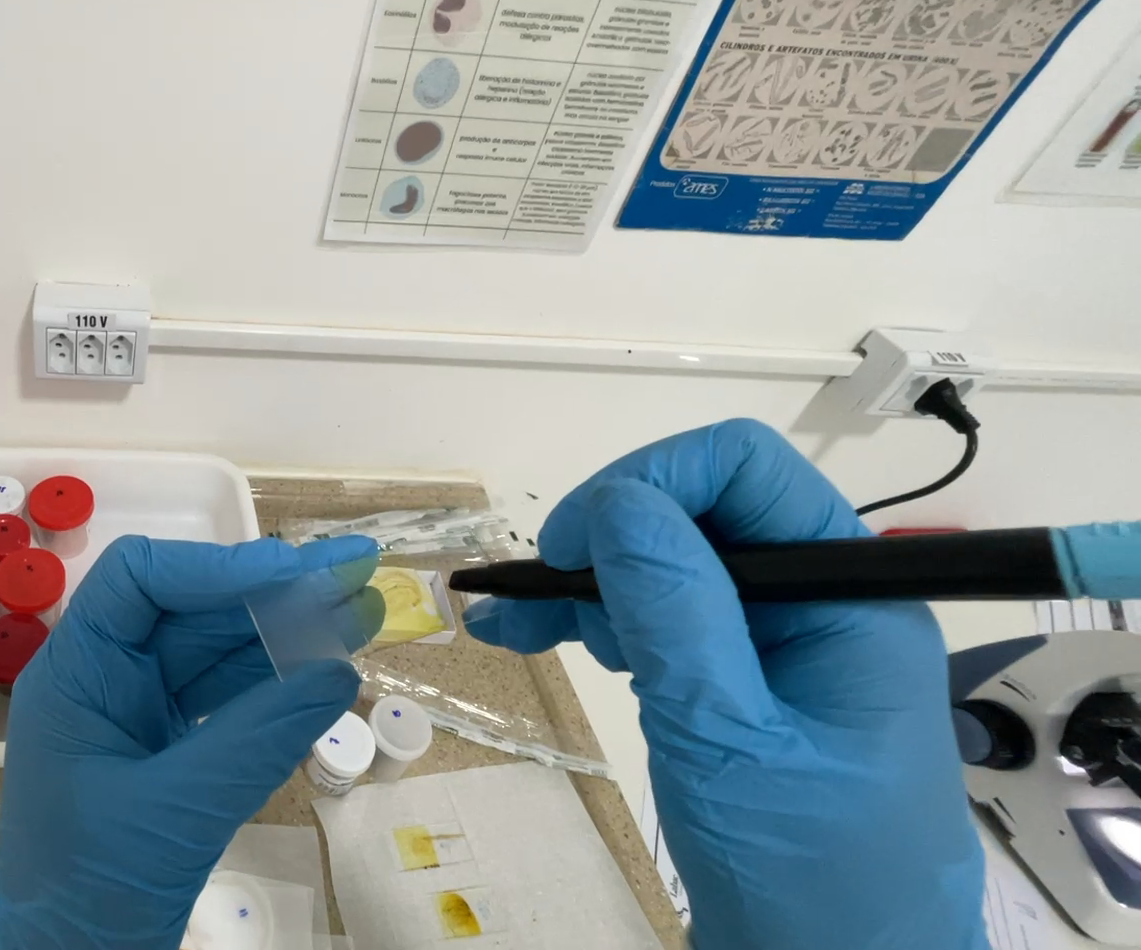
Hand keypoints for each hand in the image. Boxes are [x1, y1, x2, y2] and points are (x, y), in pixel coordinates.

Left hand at [0, 536, 369, 949]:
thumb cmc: (93, 893)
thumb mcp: (173, 811)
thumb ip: (255, 739)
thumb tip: (337, 676)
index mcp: (78, 670)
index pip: (140, 580)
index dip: (214, 566)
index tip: (289, 570)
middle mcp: (111, 673)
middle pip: (194, 607)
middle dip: (272, 589)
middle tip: (351, 568)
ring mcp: (144, 705)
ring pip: (220, 647)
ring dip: (288, 628)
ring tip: (361, 608)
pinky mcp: (174, 740)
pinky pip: (230, 693)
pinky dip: (280, 679)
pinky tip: (331, 664)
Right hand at [465, 420, 984, 949]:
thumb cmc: (803, 874)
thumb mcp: (726, 734)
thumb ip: (675, 608)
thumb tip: (616, 501)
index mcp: (841, 598)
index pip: (742, 470)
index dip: (646, 480)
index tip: (570, 542)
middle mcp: (804, 601)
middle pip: (686, 512)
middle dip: (597, 537)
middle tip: (530, 584)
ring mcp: (760, 639)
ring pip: (651, 563)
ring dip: (573, 581)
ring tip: (502, 618)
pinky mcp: (721, 674)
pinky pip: (644, 616)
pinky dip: (579, 617)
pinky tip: (522, 633)